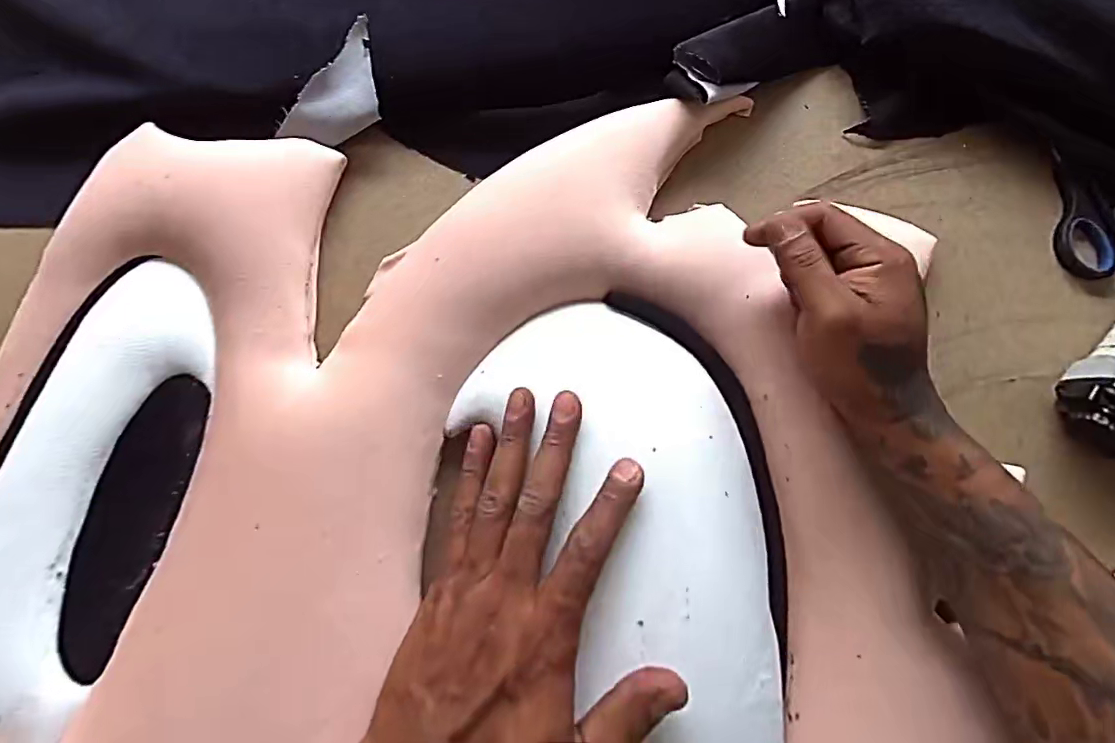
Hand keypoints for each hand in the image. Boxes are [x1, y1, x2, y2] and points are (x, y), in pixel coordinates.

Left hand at [362, 388, 687, 742]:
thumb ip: (623, 718)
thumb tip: (675, 685)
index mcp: (543, 633)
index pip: (586, 554)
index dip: (611, 507)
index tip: (628, 468)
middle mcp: (505, 596)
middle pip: (536, 506)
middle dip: (555, 449)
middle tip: (566, 403)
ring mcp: (467, 585)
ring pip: (493, 499)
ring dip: (510, 446)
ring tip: (519, 402)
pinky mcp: (438, 587)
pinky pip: (455, 519)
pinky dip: (465, 476)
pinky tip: (473, 442)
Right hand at [744, 201, 941, 424]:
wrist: (886, 419)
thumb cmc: (860, 371)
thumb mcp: (825, 312)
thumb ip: (802, 261)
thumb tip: (778, 222)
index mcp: (883, 257)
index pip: (824, 216)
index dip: (783, 223)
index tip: (751, 240)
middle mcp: (883, 262)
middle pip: (822, 231)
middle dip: (792, 251)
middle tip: (781, 284)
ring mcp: (874, 281)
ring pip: (819, 253)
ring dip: (797, 270)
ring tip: (797, 304)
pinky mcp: (862, 298)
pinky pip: (824, 275)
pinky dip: (805, 286)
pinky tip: (804, 310)